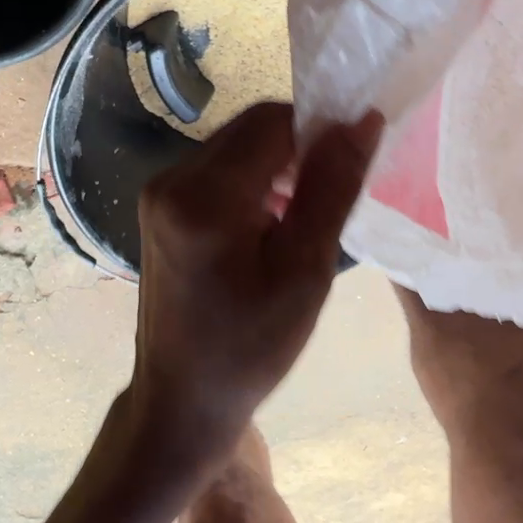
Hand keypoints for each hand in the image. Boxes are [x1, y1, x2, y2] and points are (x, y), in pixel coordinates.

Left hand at [130, 103, 382, 458]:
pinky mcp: (159, 215)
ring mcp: (158, 197)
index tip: (351, 169)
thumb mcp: (303, 273)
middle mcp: (170, 181)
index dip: (321, 130)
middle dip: (298, 151)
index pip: (273, 121)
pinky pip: (215, 177)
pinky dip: (250, 189)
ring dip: (276, 171)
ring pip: (234, 151)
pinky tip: (269, 230)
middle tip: (329, 203)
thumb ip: (332, 190)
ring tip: (301, 224)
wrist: (183, 401)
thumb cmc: (248, 350)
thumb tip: (363, 121)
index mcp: (202, 196)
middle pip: (249, 130)